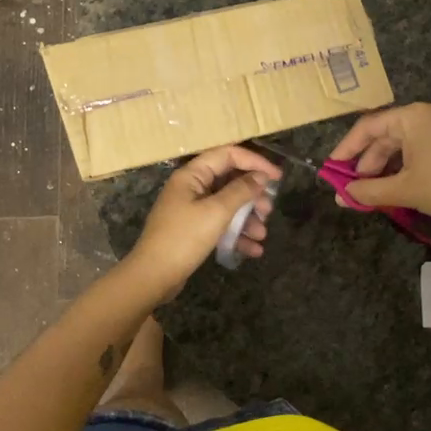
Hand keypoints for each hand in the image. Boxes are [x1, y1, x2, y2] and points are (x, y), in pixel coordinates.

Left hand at [122, 145, 282, 296]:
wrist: (153, 276)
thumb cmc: (184, 238)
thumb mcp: (216, 212)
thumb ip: (241, 191)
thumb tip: (261, 176)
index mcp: (192, 175)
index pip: (228, 155)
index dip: (254, 162)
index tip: (277, 177)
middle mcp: (191, 187)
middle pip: (229, 180)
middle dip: (252, 195)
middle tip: (268, 209)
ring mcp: (191, 208)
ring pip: (227, 204)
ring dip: (247, 218)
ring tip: (261, 234)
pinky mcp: (193, 229)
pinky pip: (220, 224)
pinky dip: (236, 234)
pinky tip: (253, 249)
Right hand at [328, 103, 430, 232]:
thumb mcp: (404, 190)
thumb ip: (369, 191)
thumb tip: (342, 196)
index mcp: (412, 115)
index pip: (368, 126)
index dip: (346, 148)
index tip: (332, 169)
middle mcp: (428, 113)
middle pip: (386, 133)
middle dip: (367, 161)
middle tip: (353, 185)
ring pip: (404, 142)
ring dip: (385, 165)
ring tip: (373, 190)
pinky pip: (421, 147)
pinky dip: (405, 164)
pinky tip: (398, 185)